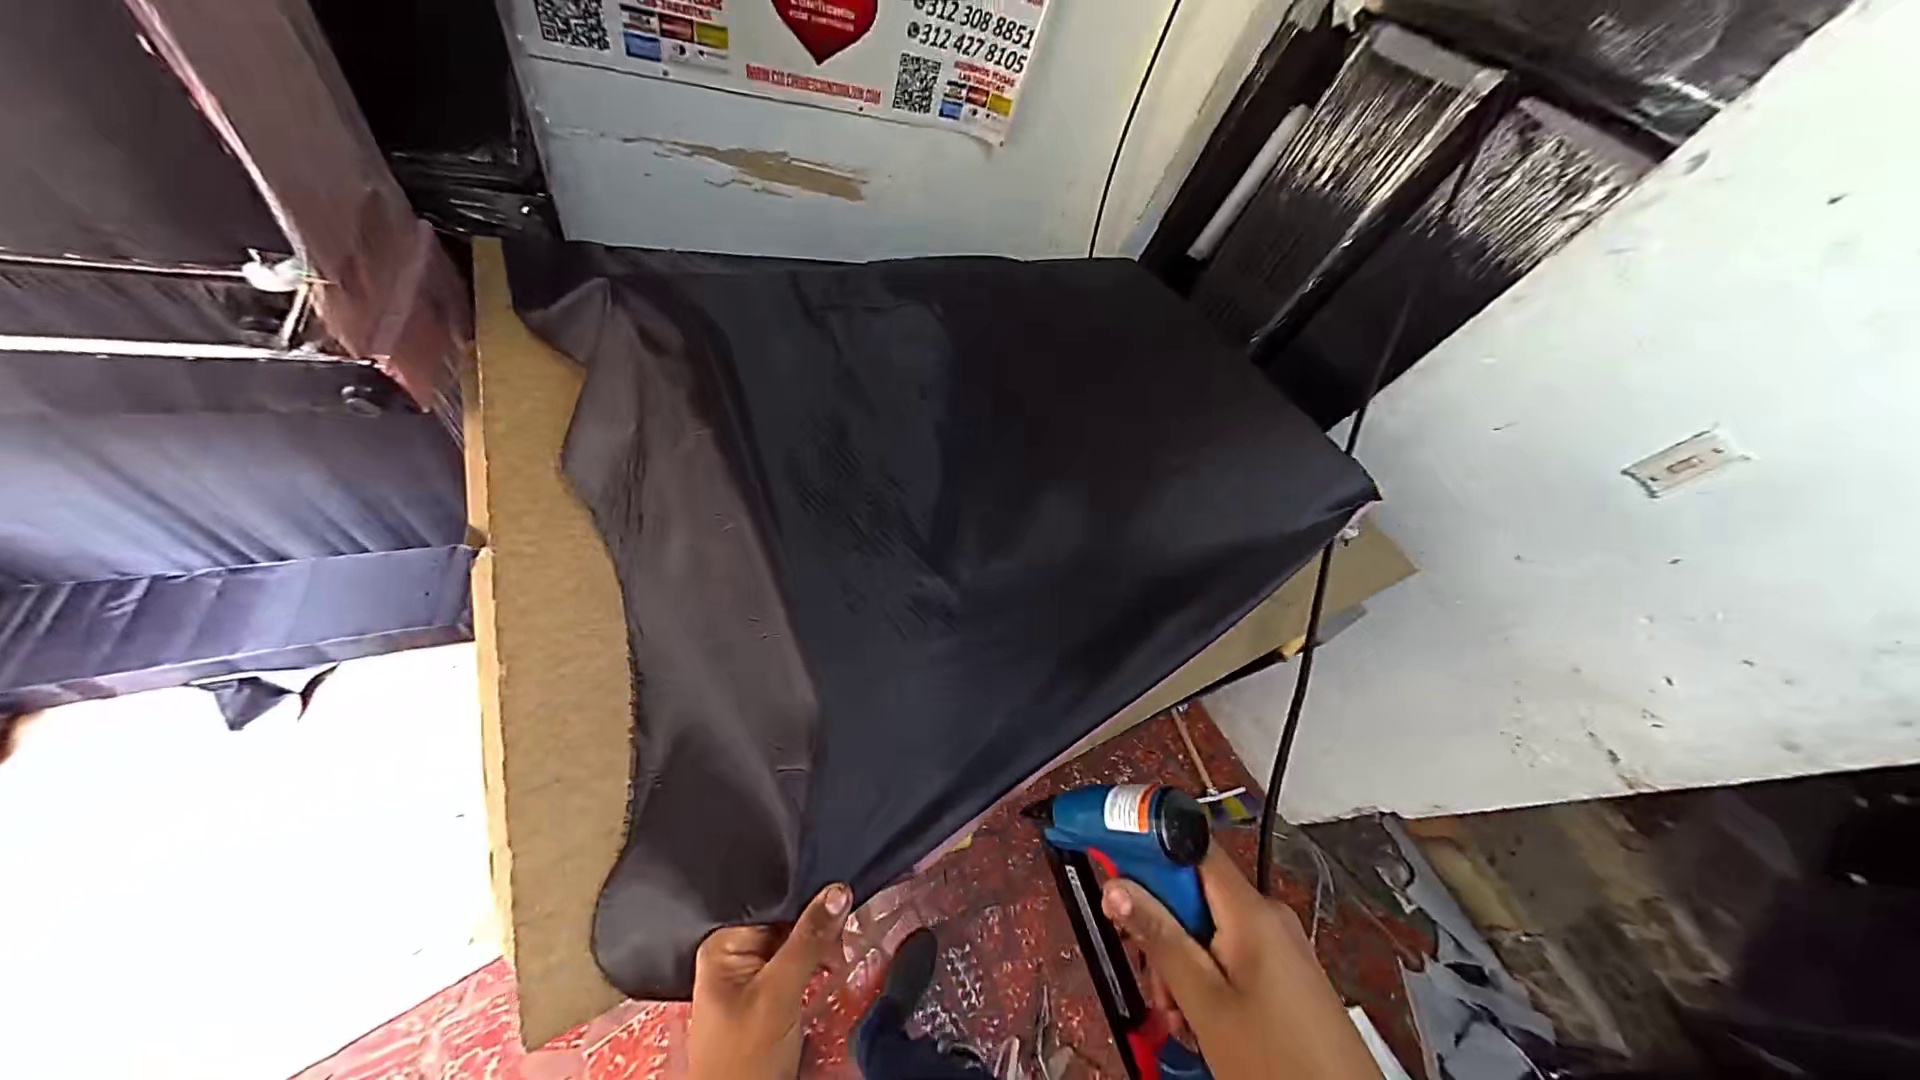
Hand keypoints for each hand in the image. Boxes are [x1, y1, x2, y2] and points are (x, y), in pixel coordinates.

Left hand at [688, 883, 851, 1079]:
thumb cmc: (746, 1059)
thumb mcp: (779, 995)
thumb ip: (808, 940)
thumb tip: (838, 890)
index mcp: (724, 944)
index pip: (773, 903)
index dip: (808, 898)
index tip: (842, 899)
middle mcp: (735, 952)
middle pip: (787, 920)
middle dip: (818, 927)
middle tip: (843, 940)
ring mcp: (752, 975)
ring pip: (797, 941)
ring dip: (822, 946)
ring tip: (839, 959)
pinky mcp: (769, 994)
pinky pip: (798, 963)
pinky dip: (817, 963)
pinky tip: (831, 968)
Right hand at [1102, 847, 1380, 1079]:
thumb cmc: (1275, 1061)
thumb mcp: (1205, 1002)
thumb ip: (1160, 938)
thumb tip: (1115, 886)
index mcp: (1250, 909)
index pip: (1191, 845)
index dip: (1148, 846)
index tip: (1113, 864)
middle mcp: (1266, 914)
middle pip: (1194, 893)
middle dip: (1163, 928)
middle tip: (1153, 977)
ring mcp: (1279, 944)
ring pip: (1207, 928)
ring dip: (1181, 961)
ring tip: (1180, 1015)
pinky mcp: (1284, 972)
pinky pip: (1230, 952)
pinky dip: (1206, 976)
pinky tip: (1201, 1019)